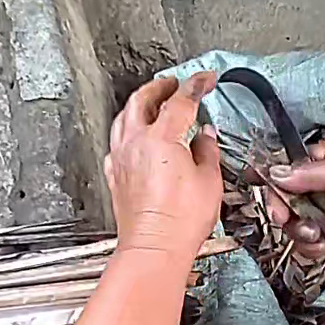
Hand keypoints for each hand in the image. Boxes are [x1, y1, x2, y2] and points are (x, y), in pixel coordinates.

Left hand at [104, 73, 222, 260]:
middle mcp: (136, 143)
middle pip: (143, 101)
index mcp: (162, 139)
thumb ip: (207, 152)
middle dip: (159, 87)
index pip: (181, 101)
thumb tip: (205, 137)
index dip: (195, 85)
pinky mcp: (115, 175)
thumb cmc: (182, 220)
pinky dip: (128, 131)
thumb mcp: (210, 181)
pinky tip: (135, 136)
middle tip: (173, 82)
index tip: (205, 78)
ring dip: (139, 104)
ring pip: (124, 118)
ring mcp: (121, 158)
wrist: (156, 247)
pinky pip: (117, 141)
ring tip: (152, 102)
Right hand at [265, 144, 324, 285]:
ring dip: (298, 227)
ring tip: (315, 233)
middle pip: (293, 192)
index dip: (282, 169)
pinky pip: (308, 242)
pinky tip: (324, 247)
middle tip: (281, 215)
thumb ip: (310, 172)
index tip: (261, 179)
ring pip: (296, 219)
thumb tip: (274, 172)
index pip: (303, 160)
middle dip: (283, 203)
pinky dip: (310, 246)